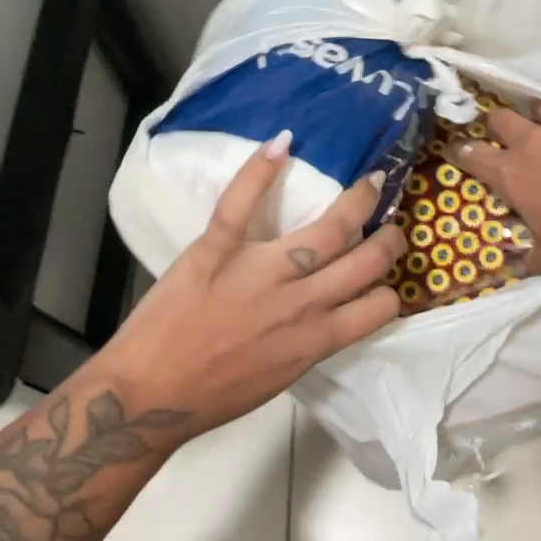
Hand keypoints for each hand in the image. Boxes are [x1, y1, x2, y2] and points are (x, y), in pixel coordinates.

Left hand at [94, 131, 404, 437]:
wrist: (149, 393)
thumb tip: (329, 315)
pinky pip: (242, 201)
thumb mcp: (281, 377)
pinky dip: (261, 168)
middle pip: (368, 260)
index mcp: (316, 338)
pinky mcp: (217, 247)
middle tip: (391, 226)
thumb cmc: (213, 396)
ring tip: (371, 184)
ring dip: (360, 201)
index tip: (383, 280)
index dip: (389, 291)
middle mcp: (301, 302)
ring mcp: (261, 270)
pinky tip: (282, 144)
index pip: (380, 307)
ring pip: (329, 228)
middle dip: (391, 240)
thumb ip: (311, 341)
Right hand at [451, 103, 540, 276]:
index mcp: (512, 175)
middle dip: (495, 125)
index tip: (457, 151)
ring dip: (536, 120)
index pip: (471, 154)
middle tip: (501, 137)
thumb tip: (516, 265)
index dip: (460, 151)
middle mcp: (534, 143)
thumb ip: (527, 255)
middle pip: (500, 118)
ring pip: (540, 109)